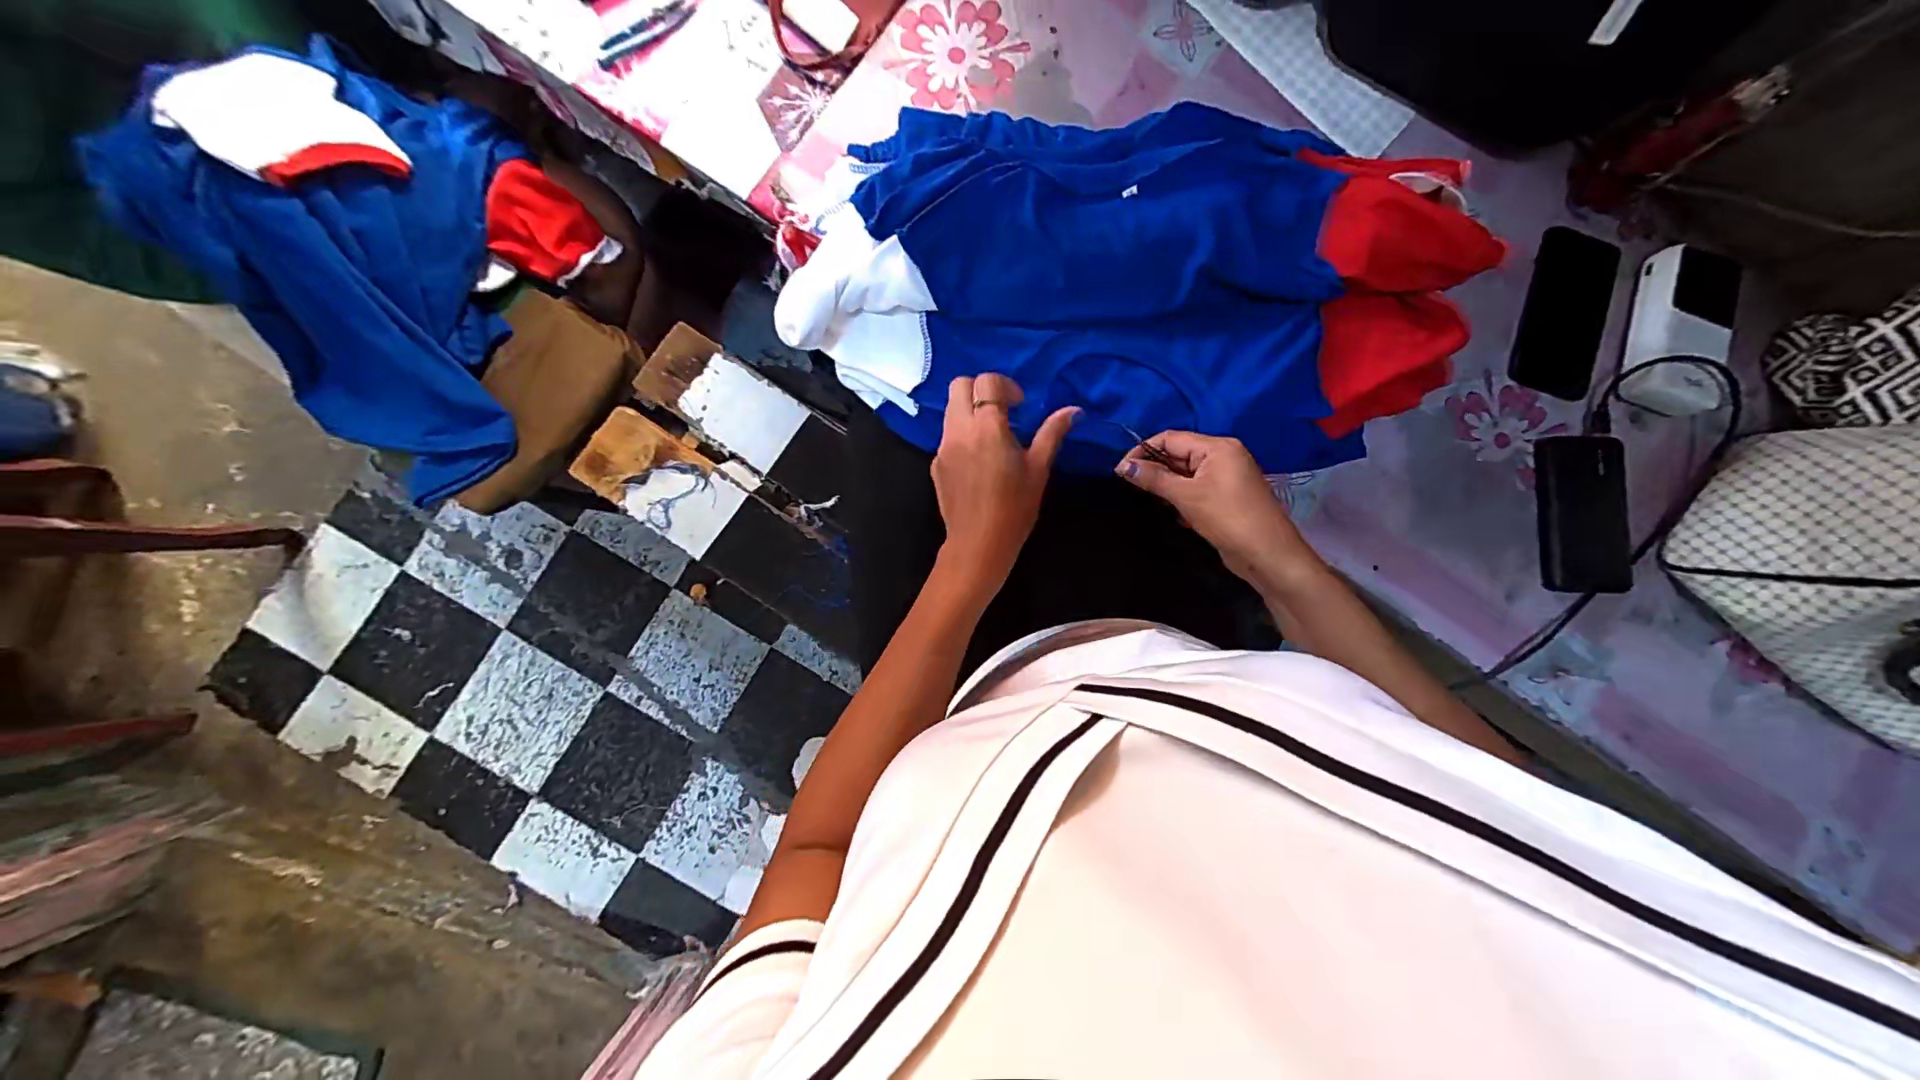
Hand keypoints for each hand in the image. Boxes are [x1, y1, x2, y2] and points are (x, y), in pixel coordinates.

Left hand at [932, 374, 1077, 591]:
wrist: (977, 545)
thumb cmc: (1014, 508)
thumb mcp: (1038, 469)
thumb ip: (1052, 433)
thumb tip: (1072, 410)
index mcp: (986, 428)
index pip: (987, 382)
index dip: (1005, 385)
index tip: (1020, 405)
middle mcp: (959, 431)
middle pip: (959, 385)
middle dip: (981, 388)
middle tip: (1002, 409)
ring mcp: (942, 448)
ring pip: (950, 409)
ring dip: (970, 410)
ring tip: (992, 436)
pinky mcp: (936, 464)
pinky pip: (947, 436)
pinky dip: (962, 435)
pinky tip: (979, 461)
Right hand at [1116, 431, 1320, 590]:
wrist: (1267, 554)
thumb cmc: (1227, 519)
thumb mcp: (1186, 496)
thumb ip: (1154, 478)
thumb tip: (1123, 466)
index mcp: (1217, 447)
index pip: (1170, 438)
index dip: (1143, 451)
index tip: (1120, 471)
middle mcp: (1223, 456)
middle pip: (1178, 454)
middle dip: (1155, 469)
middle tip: (1131, 488)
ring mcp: (1226, 477)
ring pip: (1185, 474)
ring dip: (1167, 486)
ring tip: (1153, 501)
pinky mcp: (1226, 497)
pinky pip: (1195, 489)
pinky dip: (1181, 498)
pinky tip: (1174, 514)